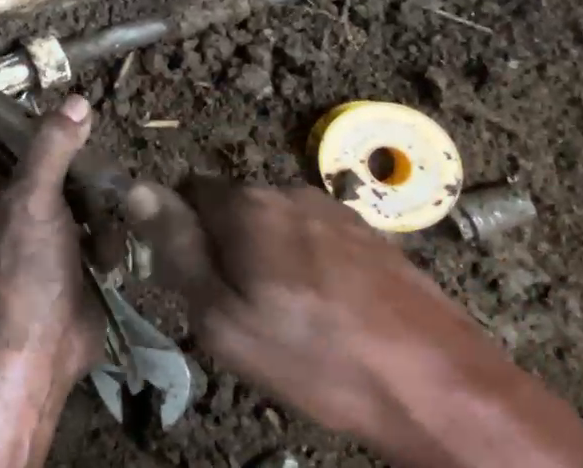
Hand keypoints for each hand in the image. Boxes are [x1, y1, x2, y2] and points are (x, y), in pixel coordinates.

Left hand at [0, 94, 102, 385]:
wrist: (44, 343)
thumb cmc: (23, 264)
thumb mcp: (33, 194)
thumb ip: (52, 146)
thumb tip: (76, 101)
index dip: (28, 124)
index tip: (63, 122)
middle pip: (45, 160)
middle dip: (75, 173)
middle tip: (90, 183)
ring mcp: (34, 226)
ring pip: (73, 190)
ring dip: (94, 208)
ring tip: (98, 229)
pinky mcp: (65, 251)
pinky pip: (90, 223)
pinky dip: (102, 235)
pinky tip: (106, 254)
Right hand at [125, 180, 582, 467]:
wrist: (446, 393)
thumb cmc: (318, 359)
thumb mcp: (221, 317)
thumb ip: (174, 248)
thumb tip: (136, 189)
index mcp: (246, 204)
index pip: (183, 190)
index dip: (178, 232)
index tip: (192, 279)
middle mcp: (289, 191)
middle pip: (230, 207)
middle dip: (223, 244)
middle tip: (237, 307)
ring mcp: (339, 212)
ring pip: (274, 225)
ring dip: (267, 256)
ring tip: (287, 317)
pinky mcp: (376, 238)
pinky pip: (316, 240)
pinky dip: (308, 267)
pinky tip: (328, 315)